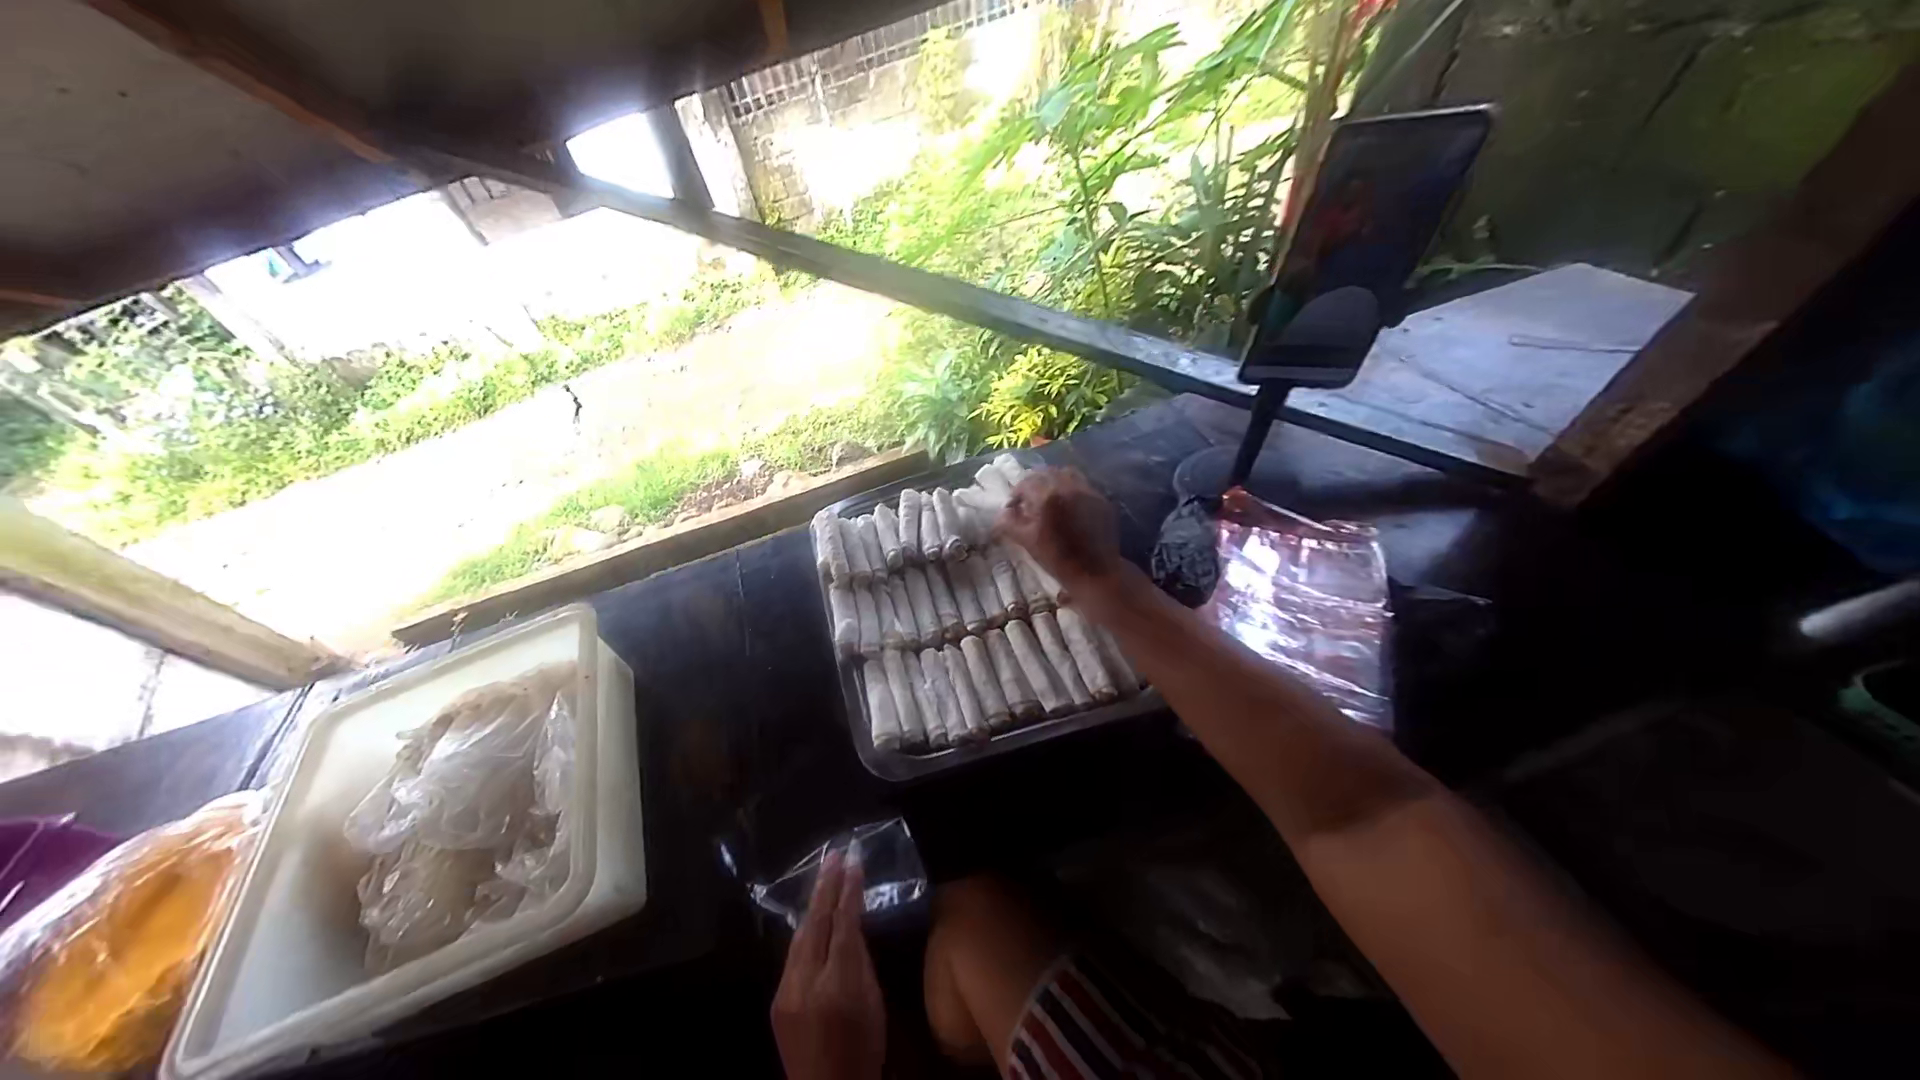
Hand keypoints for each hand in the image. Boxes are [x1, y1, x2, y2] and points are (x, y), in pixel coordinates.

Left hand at [771, 851, 885, 1079]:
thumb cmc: (864, 1050)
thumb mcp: (875, 1003)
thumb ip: (861, 962)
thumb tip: (852, 925)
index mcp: (839, 985)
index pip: (844, 925)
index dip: (849, 891)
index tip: (854, 862)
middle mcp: (807, 983)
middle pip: (816, 923)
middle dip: (826, 886)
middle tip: (834, 855)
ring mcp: (786, 992)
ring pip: (801, 936)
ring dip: (814, 903)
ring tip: (825, 874)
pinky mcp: (777, 1000)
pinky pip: (793, 955)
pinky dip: (806, 930)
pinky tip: (813, 915)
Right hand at [997, 467, 1124, 596]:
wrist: (1094, 573)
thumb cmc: (1057, 559)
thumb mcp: (1026, 541)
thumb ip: (1009, 523)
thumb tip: (1002, 512)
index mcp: (1047, 496)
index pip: (1025, 483)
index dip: (1016, 494)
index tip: (1014, 507)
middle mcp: (1069, 487)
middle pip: (1046, 473)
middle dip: (1034, 484)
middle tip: (1030, 500)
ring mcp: (1088, 492)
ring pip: (1067, 473)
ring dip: (1054, 481)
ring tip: (1050, 497)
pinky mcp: (1102, 500)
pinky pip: (1083, 485)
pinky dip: (1072, 489)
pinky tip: (1070, 505)